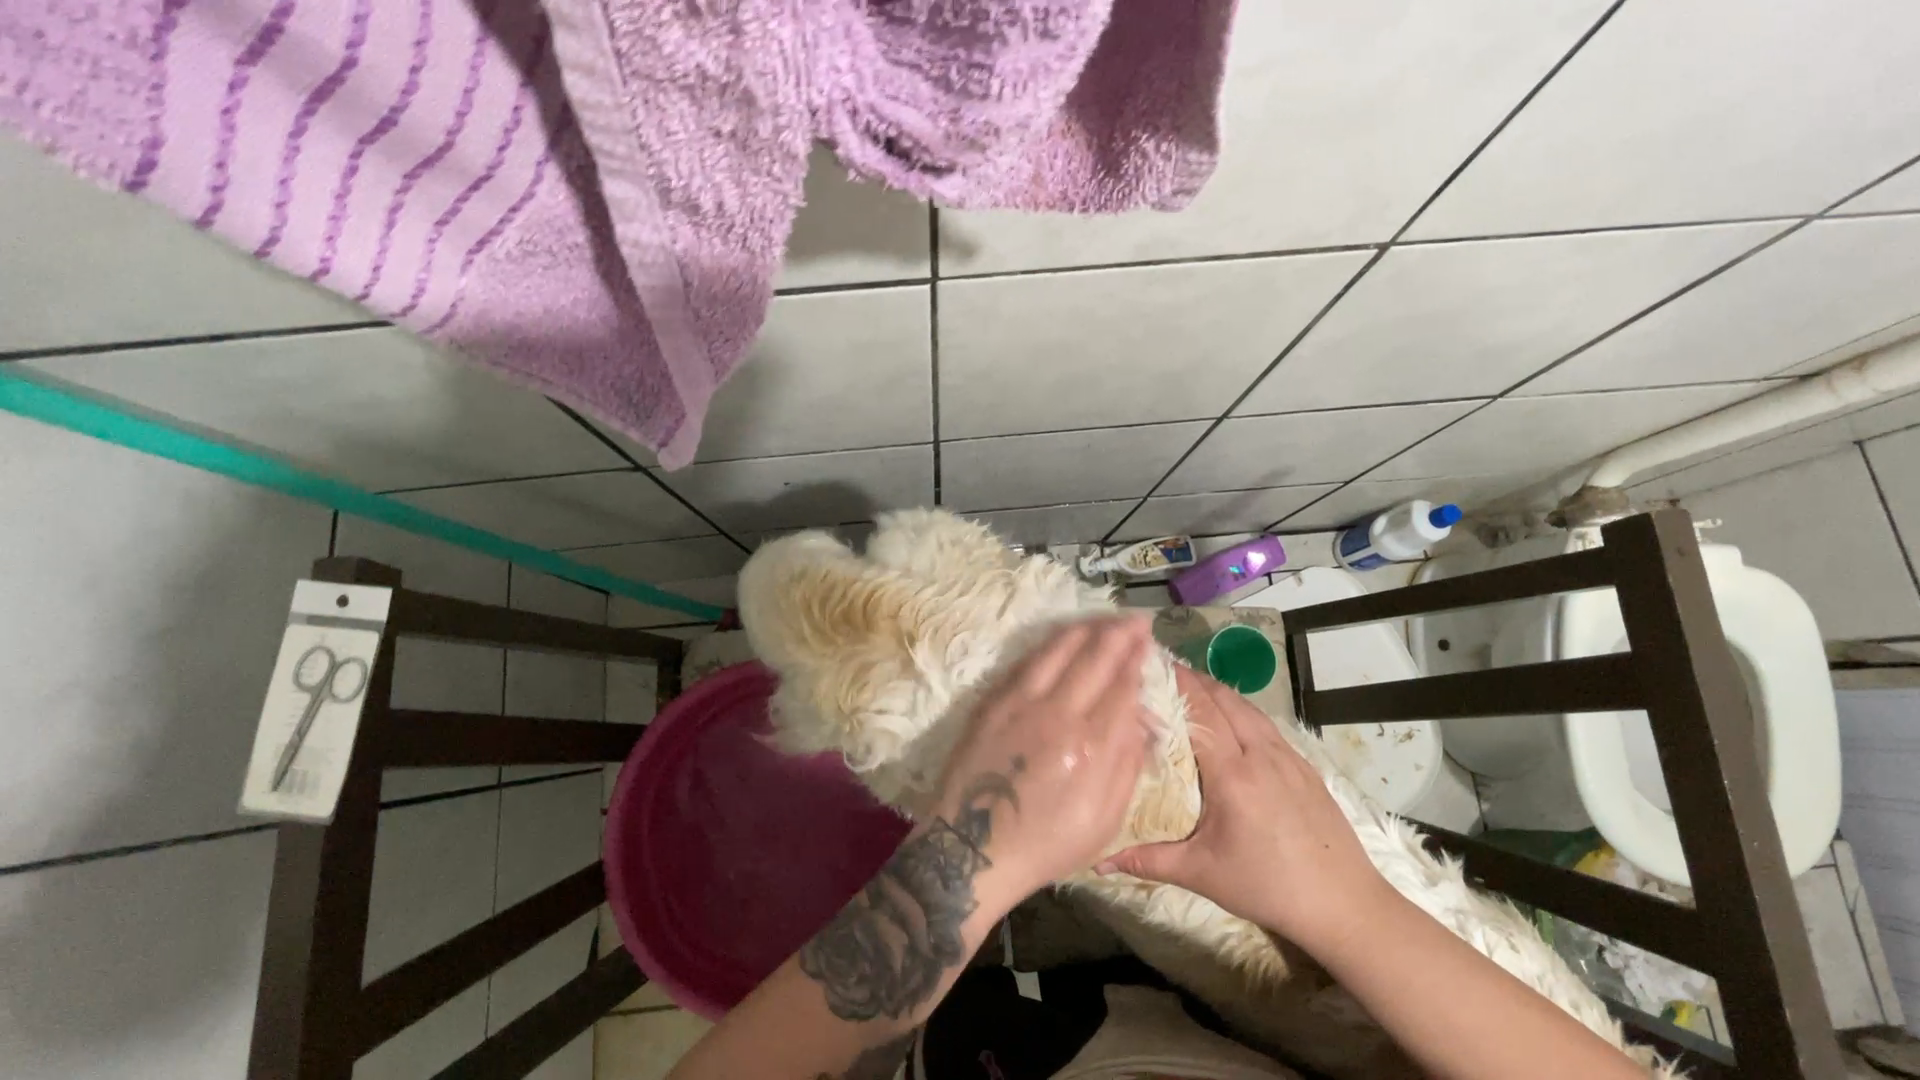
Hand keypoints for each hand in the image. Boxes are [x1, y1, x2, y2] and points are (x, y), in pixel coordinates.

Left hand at [923, 616, 1157, 905]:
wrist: (971, 849)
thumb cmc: (1046, 845)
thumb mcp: (1105, 821)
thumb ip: (1128, 764)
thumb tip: (1142, 719)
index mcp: (1091, 746)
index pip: (1122, 685)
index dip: (1137, 658)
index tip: (1147, 642)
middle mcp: (1057, 714)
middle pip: (1094, 657)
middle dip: (1119, 633)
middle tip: (1135, 620)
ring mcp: (1019, 704)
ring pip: (1057, 649)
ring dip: (1085, 629)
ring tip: (1103, 621)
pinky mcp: (991, 703)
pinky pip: (1026, 662)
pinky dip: (1049, 645)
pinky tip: (1062, 640)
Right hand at [1098, 664, 1386, 949]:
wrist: (1344, 903)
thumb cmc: (1267, 887)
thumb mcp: (1202, 874)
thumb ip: (1148, 860)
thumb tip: (1098, 860)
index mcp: (1233, 774)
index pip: (1200, 712)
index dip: (1174, 684)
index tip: (1147, 666)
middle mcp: (1261, 754)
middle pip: (1223, 699)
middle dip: (1191, 679)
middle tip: (1158, 670)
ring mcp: (1287, 757)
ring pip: (1247, 707)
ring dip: (1217, 691)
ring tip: (1188, 686)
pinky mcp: (1304, 766)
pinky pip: (1265, 724)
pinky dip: (1240, 710)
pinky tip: (1229, 720)